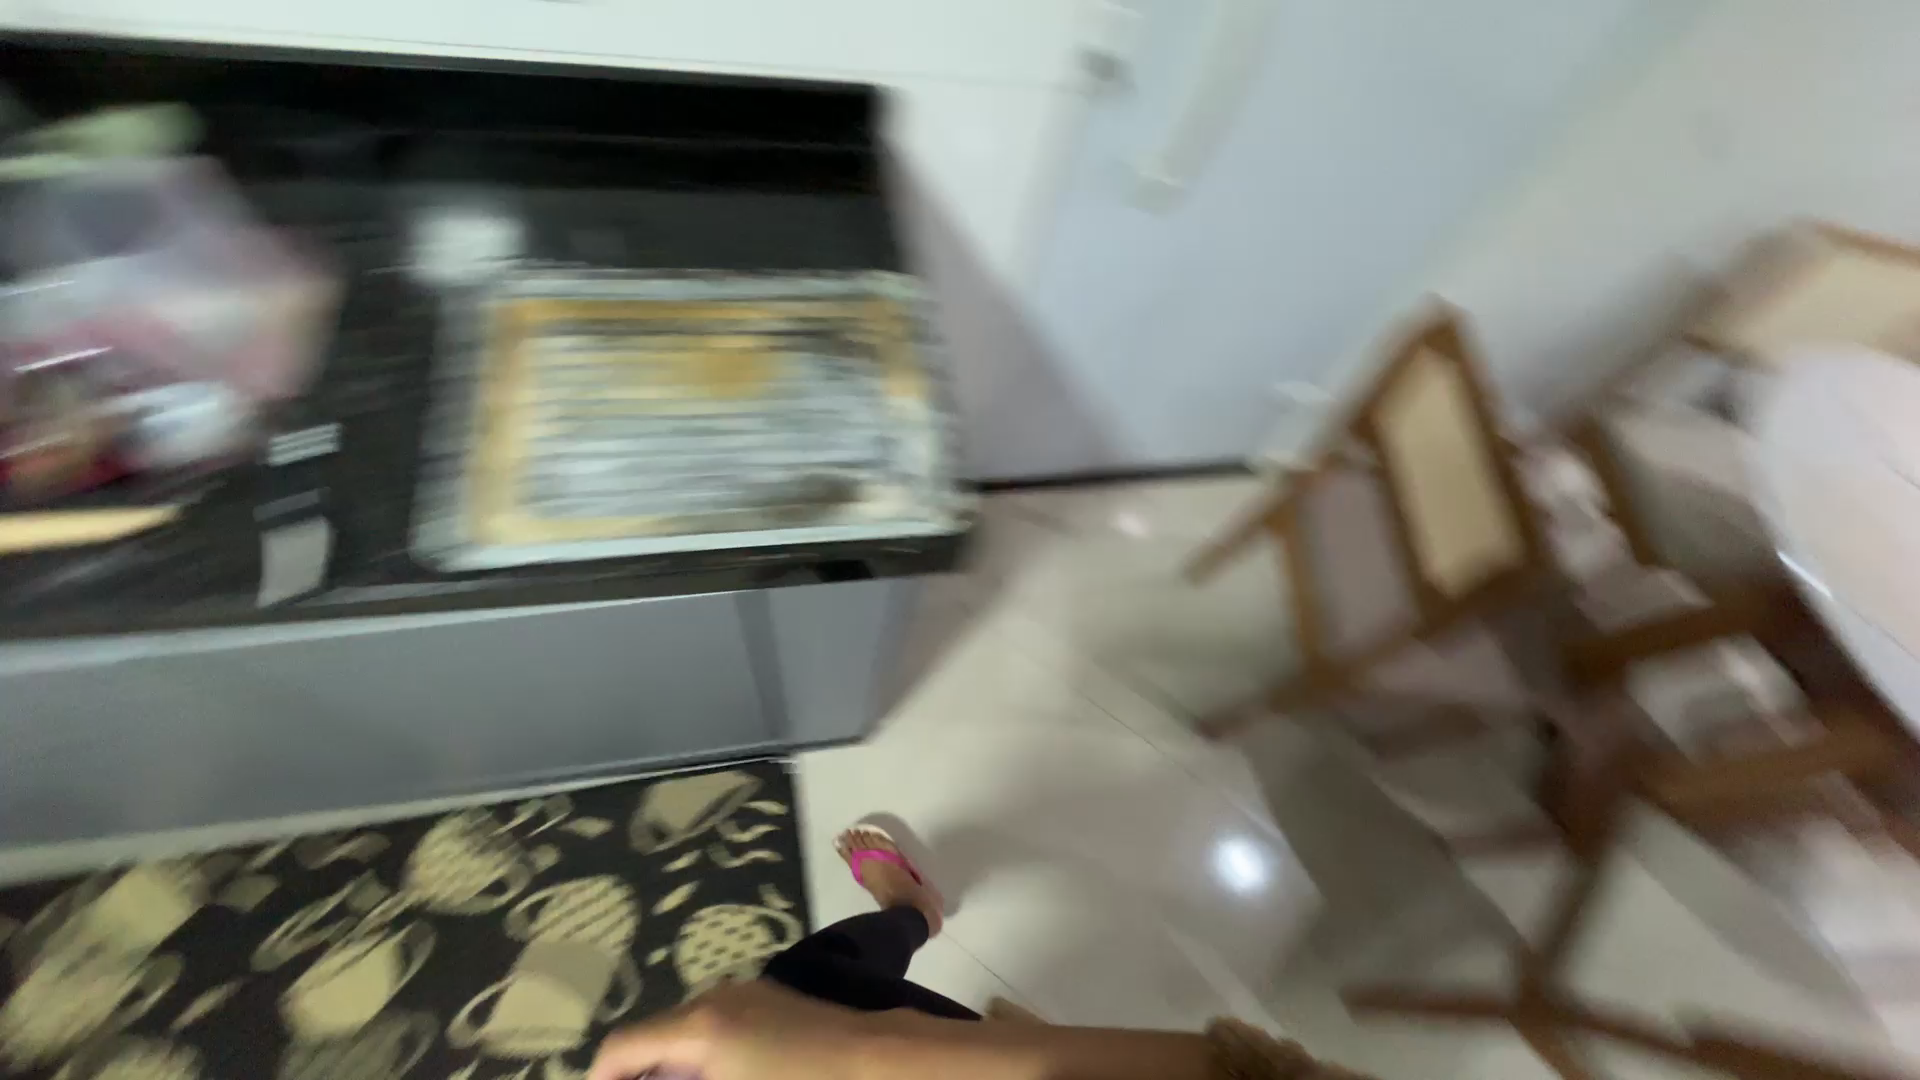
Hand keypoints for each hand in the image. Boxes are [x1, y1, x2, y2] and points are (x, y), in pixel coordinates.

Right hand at [590, 980, 879, 1079]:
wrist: (872, 1062)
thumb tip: (654, 1076)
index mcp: (699, 1023)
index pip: (622, 1047)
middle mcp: (717, 996)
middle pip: (653, 1039)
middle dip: (642, 1078)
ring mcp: (748, 993)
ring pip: (685, 1034)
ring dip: (673, 1070)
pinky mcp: (771, 1001)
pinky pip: (717, 1028)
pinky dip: (703, 1058)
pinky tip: (720, 1078)